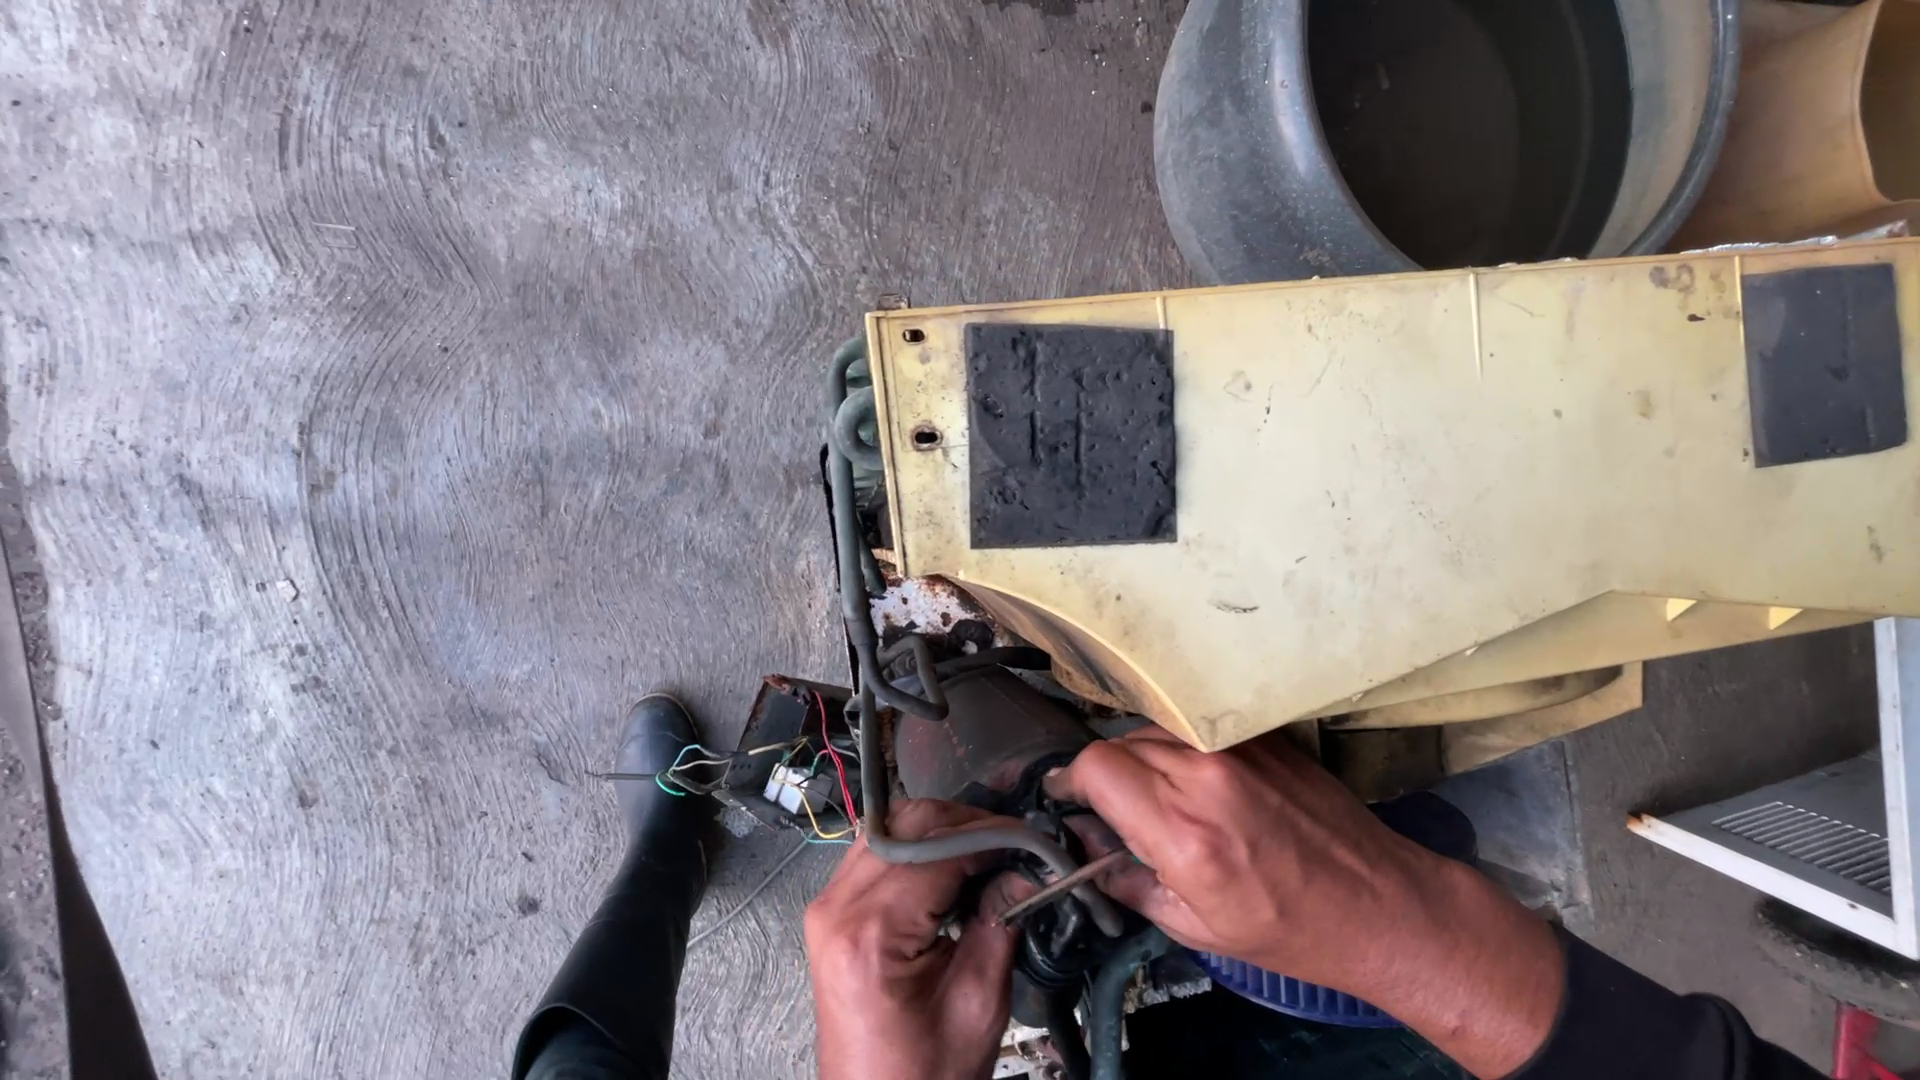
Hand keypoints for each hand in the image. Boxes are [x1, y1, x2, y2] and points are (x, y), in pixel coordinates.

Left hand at [804, 800, 1030, 1079]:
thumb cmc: (925, 1073)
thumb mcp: (978, 1004)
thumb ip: (1001, 921)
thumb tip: (1029, 865)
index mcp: (871, 932)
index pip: (937, 849)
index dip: (989, 836)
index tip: (1030, 839)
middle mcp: (838, 906)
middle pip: (907, 823)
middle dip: (964, 824)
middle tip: (1010, 844)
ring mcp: (827, 905)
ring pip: (890, 827)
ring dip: (939, 829)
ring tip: (983, 853)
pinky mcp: (830, 910)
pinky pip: (876, 850)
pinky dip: (915, 846)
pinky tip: (947, 867)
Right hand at [1047, 727, 1564, 1078]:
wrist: (1379, 903)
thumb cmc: (1289, 928)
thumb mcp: (1195, 927)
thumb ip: (1125, 880)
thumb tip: (1082, 844)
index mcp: (1186, 834)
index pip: (1097, 767)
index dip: (1073, 782)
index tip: (1072, 799)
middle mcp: (1207, 778)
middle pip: (1119, 743)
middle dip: (1106, 775)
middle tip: (1118, 810)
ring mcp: (1237, 749)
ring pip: (1152, 729)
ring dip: (1141, 759)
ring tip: (1163, 798)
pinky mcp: (1260, 735)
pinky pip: (1192, 727)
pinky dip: (1178, 748)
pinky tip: (1198, 782)